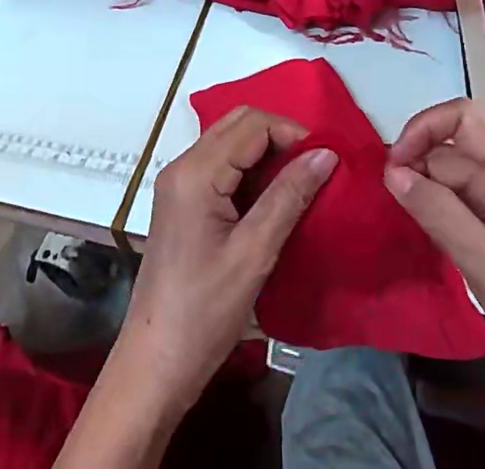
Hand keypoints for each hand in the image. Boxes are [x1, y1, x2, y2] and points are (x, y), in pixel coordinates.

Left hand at [118, 105, 337, 402]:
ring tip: (301, 180)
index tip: (325, 160)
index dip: (293, 133)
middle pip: (239, 123)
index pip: (252, 125)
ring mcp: (179, 182)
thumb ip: (290, 195)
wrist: (157, 361)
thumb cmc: (205, 311)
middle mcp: (182, 166)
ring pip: (231, 140)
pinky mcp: (183, 200)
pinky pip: (223, 164)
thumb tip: (327, 153)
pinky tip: (275, 195)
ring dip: (268, 152)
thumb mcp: (255, 252)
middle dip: (281, 136)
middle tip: (314, 167)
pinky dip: (253, 169)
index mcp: (195, 173)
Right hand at [383, 99, 484, 410]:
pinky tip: (419, 231)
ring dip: (422, 190)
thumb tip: (392, 173)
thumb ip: (442, 216)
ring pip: (452, 177)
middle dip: (416, 166)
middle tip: (388, 204)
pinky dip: (435, 211)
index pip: (465, 121)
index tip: (394, 166)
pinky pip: (459, 203)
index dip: (423, 129)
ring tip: (398, 220)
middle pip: (453, 150)